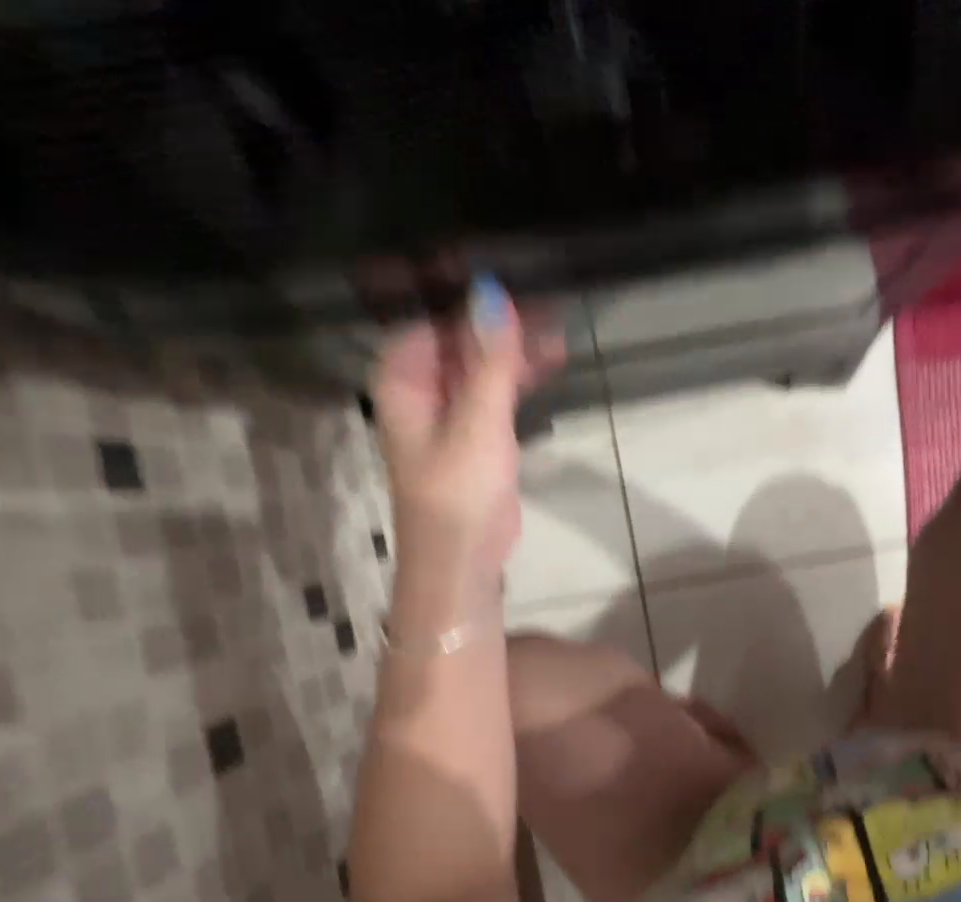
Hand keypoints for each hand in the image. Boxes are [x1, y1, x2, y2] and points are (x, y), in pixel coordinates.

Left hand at [369, 279, 554, 583]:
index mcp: (403, 382)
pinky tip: (551, 363)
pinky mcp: (476, 434)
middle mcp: (421, 390)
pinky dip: (518, 377)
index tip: (512, 282)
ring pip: (480, 365)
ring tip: (558, 333)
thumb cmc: (458, 491)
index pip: (431, 321)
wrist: (463, 559)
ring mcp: (449, 412)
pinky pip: (495, 391)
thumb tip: (492, 293)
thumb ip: (489, 359)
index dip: (467, 301)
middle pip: (458, 341)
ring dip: (514, 349)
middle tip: (548, 306)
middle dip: (499, 324)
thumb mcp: (478, 420)